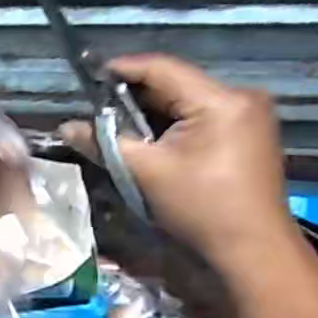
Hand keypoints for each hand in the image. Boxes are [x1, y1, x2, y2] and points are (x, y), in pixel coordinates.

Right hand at [62, 54, 293, 269]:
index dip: (121, 69)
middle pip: (173, 83)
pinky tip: (146, 140)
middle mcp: (240, 98)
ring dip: (147, 112)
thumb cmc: (199, 206)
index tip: (87, 76)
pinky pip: (197, 116)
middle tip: (94, 109)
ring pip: (183, 101)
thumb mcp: (143, 172)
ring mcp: (248, 115)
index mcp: (220, 100)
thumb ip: (102, 142)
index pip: (162, 69)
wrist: (251, 248)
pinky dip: (167, 124)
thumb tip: (66, 127)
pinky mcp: (245, 133)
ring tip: (114, 127)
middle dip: (131, 96)